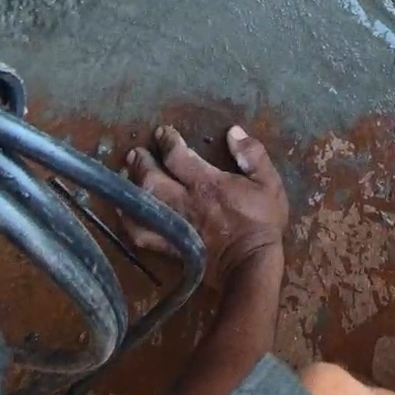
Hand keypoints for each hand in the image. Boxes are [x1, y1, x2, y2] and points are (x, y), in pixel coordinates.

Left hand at [124, 125, 288, 290]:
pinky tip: (125, 212)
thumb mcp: (268, 182)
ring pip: (143, 204)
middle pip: (152, 179)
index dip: (167, 141)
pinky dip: (129, 221)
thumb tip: (234, 131)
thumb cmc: (261, 220)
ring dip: (131, 187)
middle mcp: (185, 202)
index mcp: (207, 183)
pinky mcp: (171, 244)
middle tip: (134, 152)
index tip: (161, 132)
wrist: (251, 263)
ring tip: (125, 175)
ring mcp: (175, 225)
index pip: (178, 156)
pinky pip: (142, 234)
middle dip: (142, 163)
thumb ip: (253, 154)